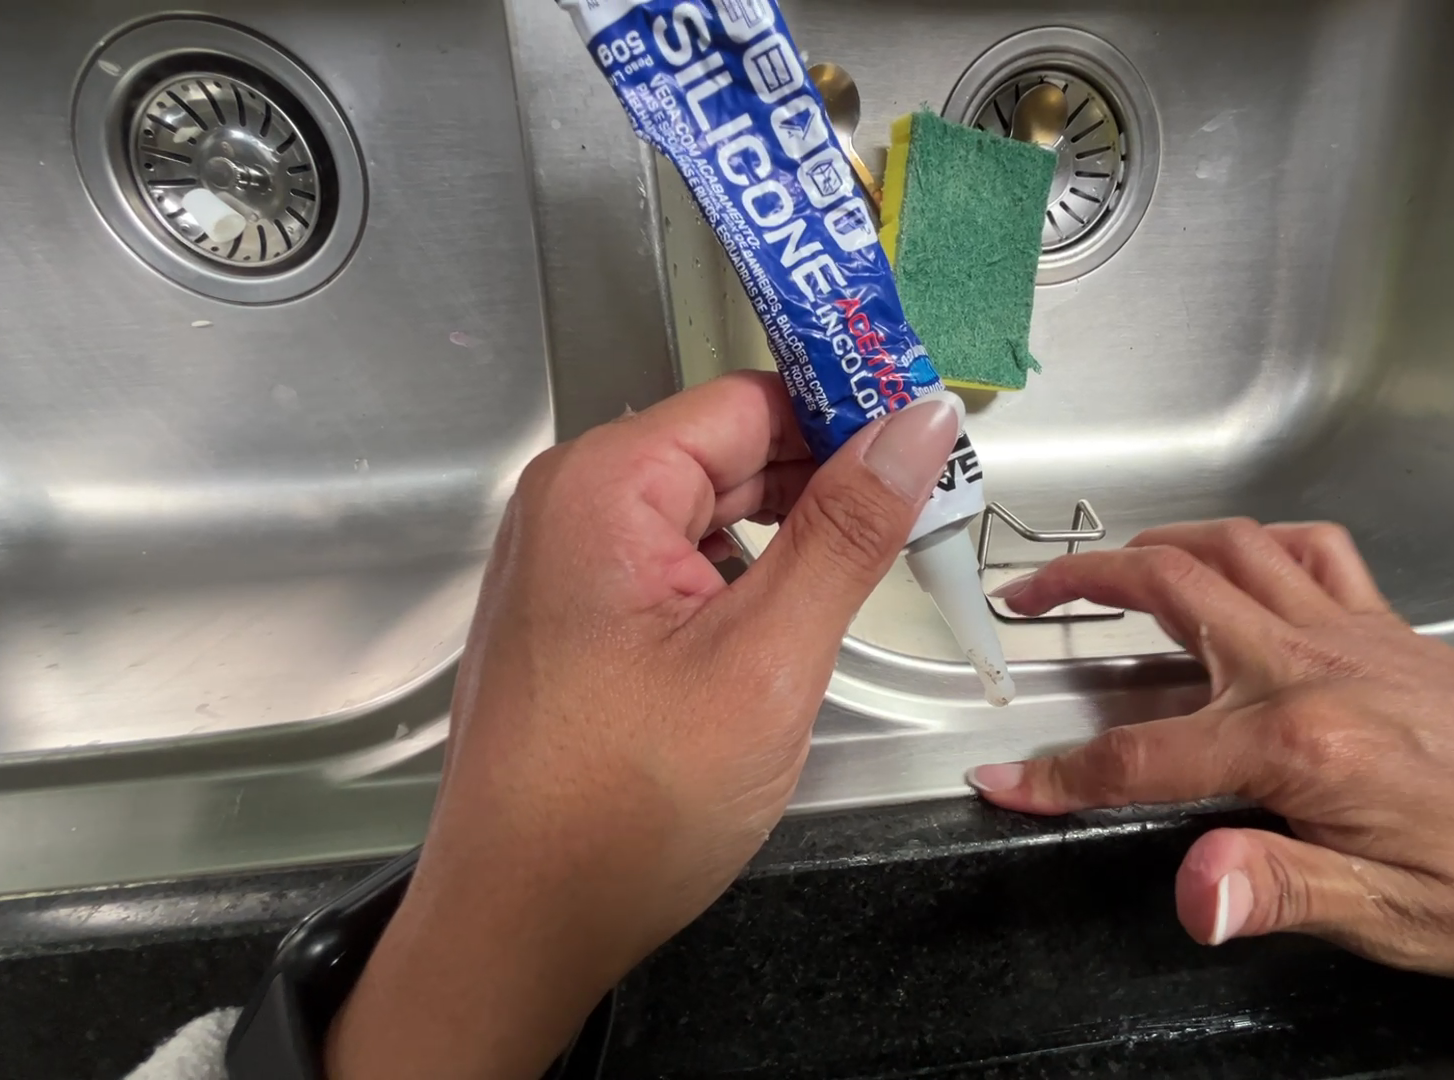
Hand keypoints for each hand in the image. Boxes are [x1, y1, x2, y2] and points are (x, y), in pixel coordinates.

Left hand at [328, 373, 963, 1078]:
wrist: (522, 931)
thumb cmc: (636, 802)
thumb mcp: (769, 657)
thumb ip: (848, 531)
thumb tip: (918, 425)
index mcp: (607, 484)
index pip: (753, 402)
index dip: (848, 415)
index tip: (931, 442)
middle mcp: (579, 500)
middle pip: (733, 450)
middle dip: (830, 477)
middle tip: (926, 507)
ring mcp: (579, 556)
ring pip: (718, 506)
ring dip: (798, 527)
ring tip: (878, 554)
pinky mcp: (592, 606)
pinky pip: (691, 556)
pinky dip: (754, 568)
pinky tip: (800, 600)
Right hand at [967, 519, 1453, 1027]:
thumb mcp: (1406, 920)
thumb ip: (1283, 890)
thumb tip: (1191, 895)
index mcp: (1301, 741)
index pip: (1143, 760)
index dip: (1059, 777)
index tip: (1001, 778)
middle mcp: (1311, 662)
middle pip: (1165, 588)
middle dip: (1076, 583)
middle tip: (1026, 596)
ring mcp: (1350, 630)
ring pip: (1227, 545)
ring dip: (1150, 543)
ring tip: (1107, 564)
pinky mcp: (1387, 624)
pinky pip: (1307, 550)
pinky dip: (1253, 541)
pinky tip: (1236, 564)